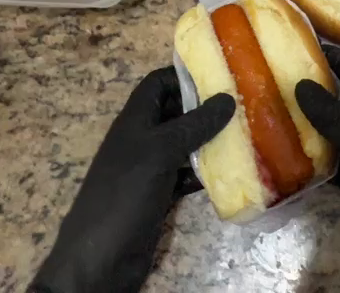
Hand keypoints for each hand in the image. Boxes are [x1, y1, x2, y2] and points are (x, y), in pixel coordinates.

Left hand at [31, 68, 234, 292]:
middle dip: (203, 108)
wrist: (97, 262)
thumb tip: (228, 97)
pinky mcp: (158, 196)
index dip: (184, 76)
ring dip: (208, 140)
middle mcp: (141, 139)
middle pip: (174, 112)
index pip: (158, 83)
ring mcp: (149, 169)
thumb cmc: (125, 194)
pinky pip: (185, 174)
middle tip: (240, 105)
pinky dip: (204, 172)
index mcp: (135, 119)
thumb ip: (194, 124)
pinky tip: (228, 172)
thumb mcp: (161, 152)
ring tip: (242, 134)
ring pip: (183, 144)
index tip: (218, 78)